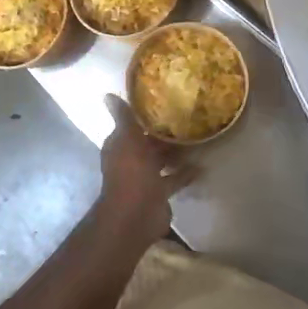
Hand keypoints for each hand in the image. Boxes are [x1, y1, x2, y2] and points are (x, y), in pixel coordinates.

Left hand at [96, 96, 193, 238]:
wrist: (137, 214)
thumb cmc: (131, 173)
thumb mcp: (128, 140)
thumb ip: (123, 118)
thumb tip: (107, 94)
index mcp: (119, 147)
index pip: (129, 129)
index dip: (143, 120)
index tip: (161, 107)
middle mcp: (130, 161)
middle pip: (147, 145)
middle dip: (162, 137)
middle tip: (186, 122)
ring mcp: (144, 178)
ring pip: (160, 162)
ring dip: (174, 154)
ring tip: (196, 141)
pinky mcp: (158, 193)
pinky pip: (173, 180)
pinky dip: (184, 174)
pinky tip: (200, 166)